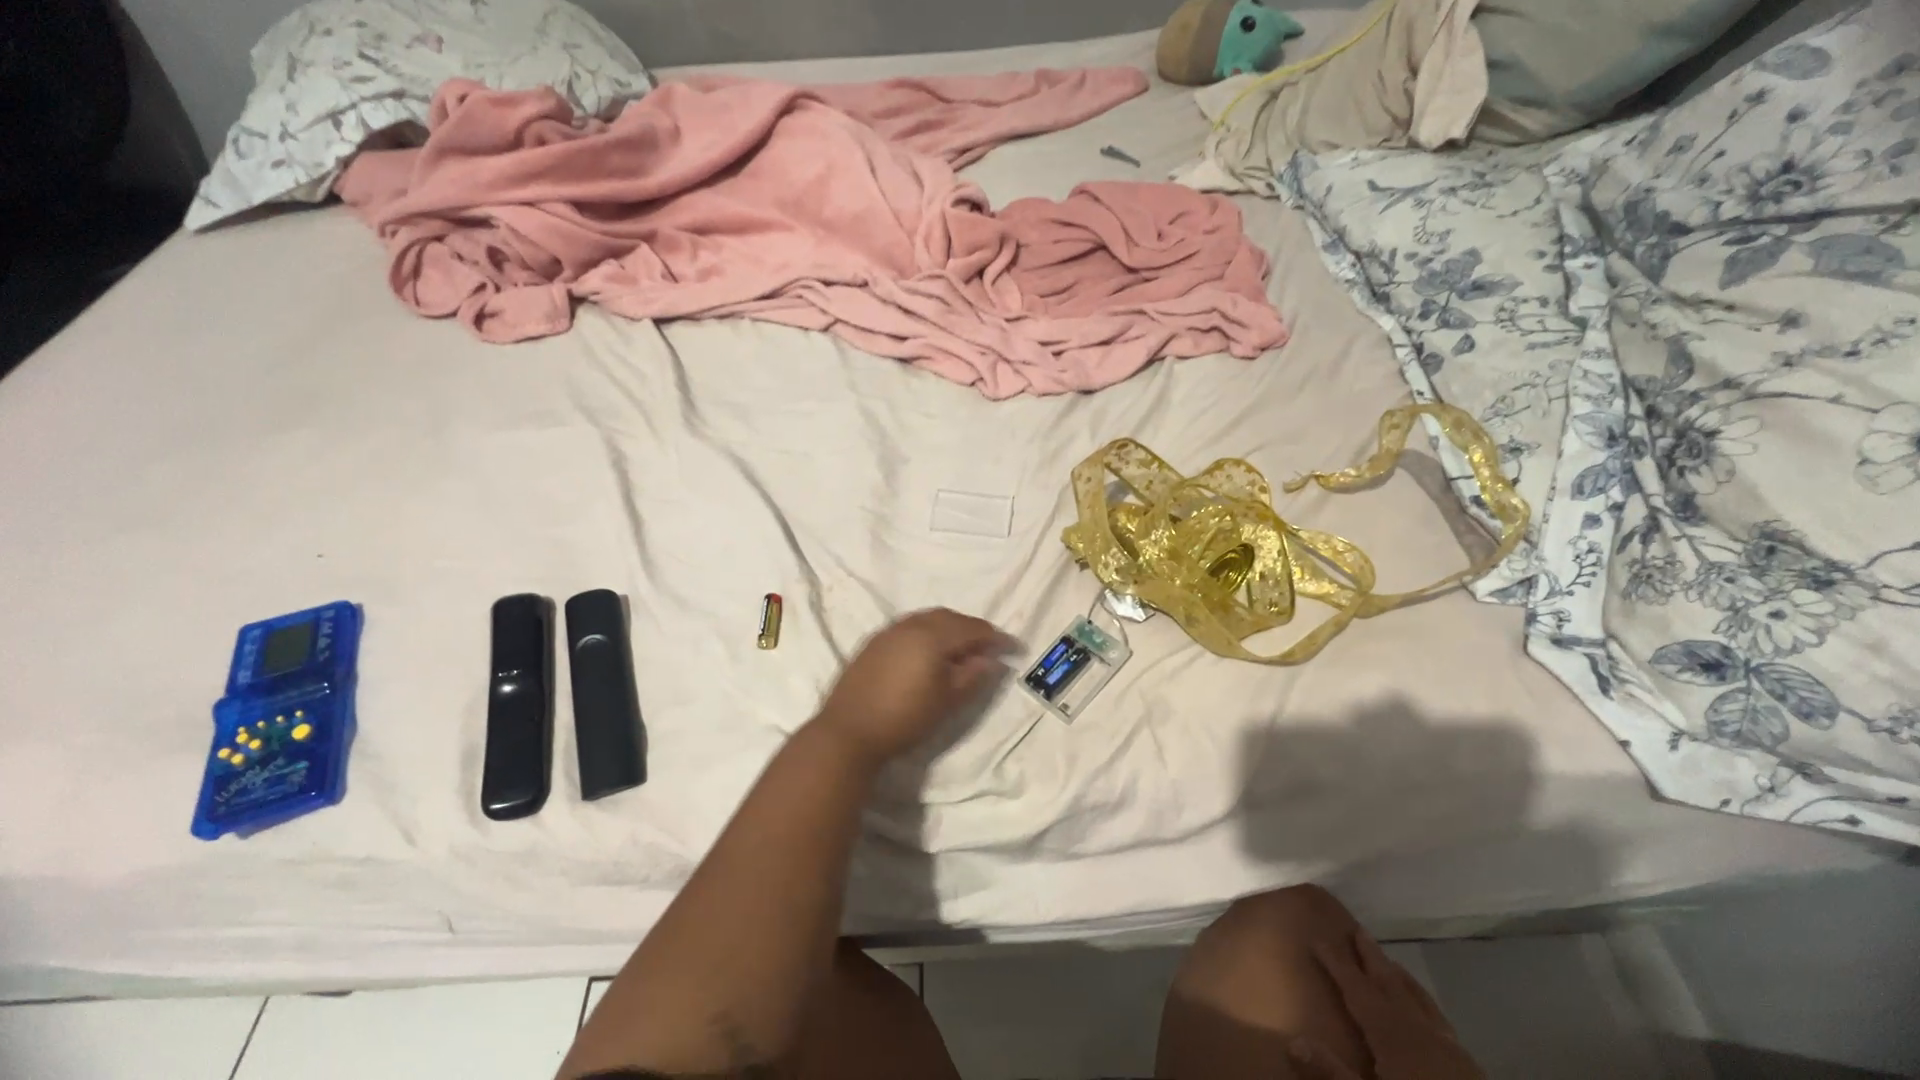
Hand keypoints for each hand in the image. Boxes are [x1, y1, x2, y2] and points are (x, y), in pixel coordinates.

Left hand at [813, 608, 1011, 766]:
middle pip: (949, 617)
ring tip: (962, 650)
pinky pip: (908, 627)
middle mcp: (909, 625)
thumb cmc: (904, 718)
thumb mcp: (947, 701)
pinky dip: (927, 633)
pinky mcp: (872, 644)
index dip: (997, 638)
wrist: (848, 732)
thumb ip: (973, 676)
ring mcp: (887, 632)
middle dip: (972, 629)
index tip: (1015, 648)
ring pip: (926, 619)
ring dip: (949, 628)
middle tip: (990, 647)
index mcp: (931, 636)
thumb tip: (992, 660)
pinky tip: (930, 653)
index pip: (973, 628)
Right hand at [1287, 932, 1483, 1079]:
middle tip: (1358, 929)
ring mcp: (1447, 1045)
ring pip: (1418, 998)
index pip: (1357, 989)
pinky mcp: (1466, 1062)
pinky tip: (1425, 1010)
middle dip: (1372, 957)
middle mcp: (1419, 1030)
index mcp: (1392, 1034)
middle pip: (1391, 984)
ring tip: (1387, 960)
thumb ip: (1332, 1072)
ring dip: (1399, 976)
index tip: (1319, 937)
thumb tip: (1293, 1040)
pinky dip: (1424, 1001)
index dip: (1337, 963)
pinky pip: (1439, 1018)